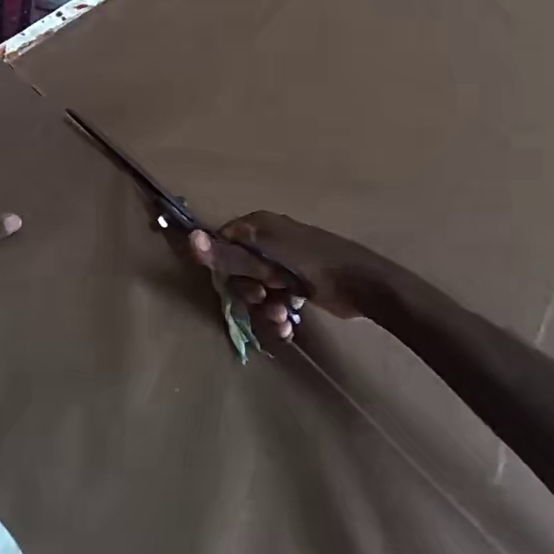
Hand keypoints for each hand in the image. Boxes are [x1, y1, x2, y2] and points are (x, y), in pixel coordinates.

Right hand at [188, 211, 383, 341]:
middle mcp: (269, 240)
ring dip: (265, 308)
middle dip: (249, 292)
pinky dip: (279, 314)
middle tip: (264, 298)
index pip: (223, 243)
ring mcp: (284, 263)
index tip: (234, 282)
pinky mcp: (297, 284)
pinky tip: (288, 326)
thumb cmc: (313, 264)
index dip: (225, 266)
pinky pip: (276, 299)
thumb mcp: (267, 261)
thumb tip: (191, 238)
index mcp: (259, 226)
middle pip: (239, 271)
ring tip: (282, 317)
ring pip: (258, 290)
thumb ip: (229, 255)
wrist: (362, 283)